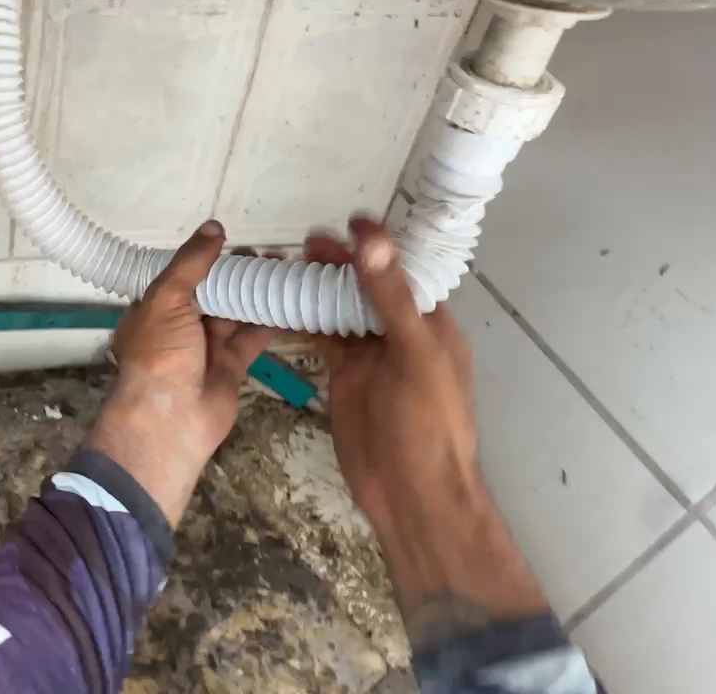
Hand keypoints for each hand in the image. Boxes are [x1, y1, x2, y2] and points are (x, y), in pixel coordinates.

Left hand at [83, 220, 278, 525]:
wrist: (170, 417)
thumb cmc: (159, 352)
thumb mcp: (167, 297)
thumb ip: (191, 262)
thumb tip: (213, 227)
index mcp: (154, 307)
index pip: (181, 275)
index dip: (205, 258)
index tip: (232, 242)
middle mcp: (178, 325)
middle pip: (211, 292)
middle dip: (237, 274)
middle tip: (267, 255)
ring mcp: (204, 347)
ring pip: (234, 312)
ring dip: (256, 293)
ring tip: (284, 270)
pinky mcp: (230, 366)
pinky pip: (251, 338)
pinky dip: (268, 322)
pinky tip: (289, 302)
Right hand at [315, 216, 548, 646]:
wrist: (410, 494)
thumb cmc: (426, 424)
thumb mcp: (414, 355)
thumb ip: (390, 298)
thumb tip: (373, 241)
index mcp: (430, 327)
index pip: (403, 274)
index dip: (379, 247)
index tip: (351, 221)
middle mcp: (400, 336)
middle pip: (368, 287)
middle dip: (343, 262)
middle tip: (311, 241)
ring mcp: (370, 356)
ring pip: (342, 309)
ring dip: (321, 285)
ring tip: (294, 261)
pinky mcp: (345, 374)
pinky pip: (324, 336)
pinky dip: (306, 316)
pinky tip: (284, 300)